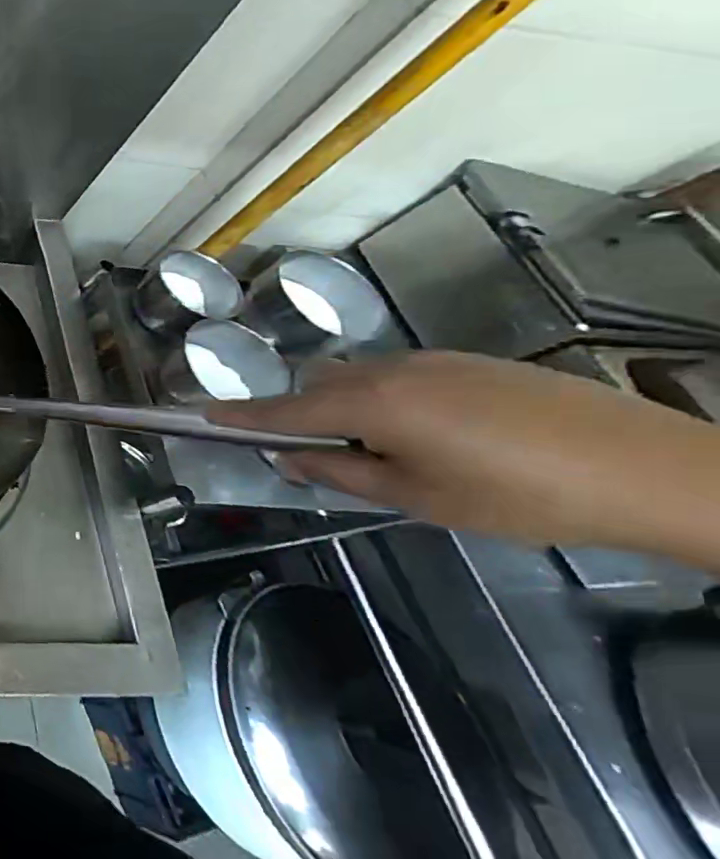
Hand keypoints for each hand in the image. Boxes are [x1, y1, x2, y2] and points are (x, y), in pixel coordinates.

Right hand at [208, 351, 719, 560]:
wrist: (656, 471)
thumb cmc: (520, 494)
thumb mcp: (420, 498)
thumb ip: (343, 474)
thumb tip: (294, 459)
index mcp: (372, 403)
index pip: (285, 409)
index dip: (242, 415)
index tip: (202, 414)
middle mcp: (393, 369)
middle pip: (320, 383)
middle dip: (306, 413)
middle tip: (328, 458)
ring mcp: (436, 360)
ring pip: (362, 377)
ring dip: (351, 406)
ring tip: (393, 453)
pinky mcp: (474, 362)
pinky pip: (403, 374)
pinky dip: (391, 399)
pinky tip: (439, 436)